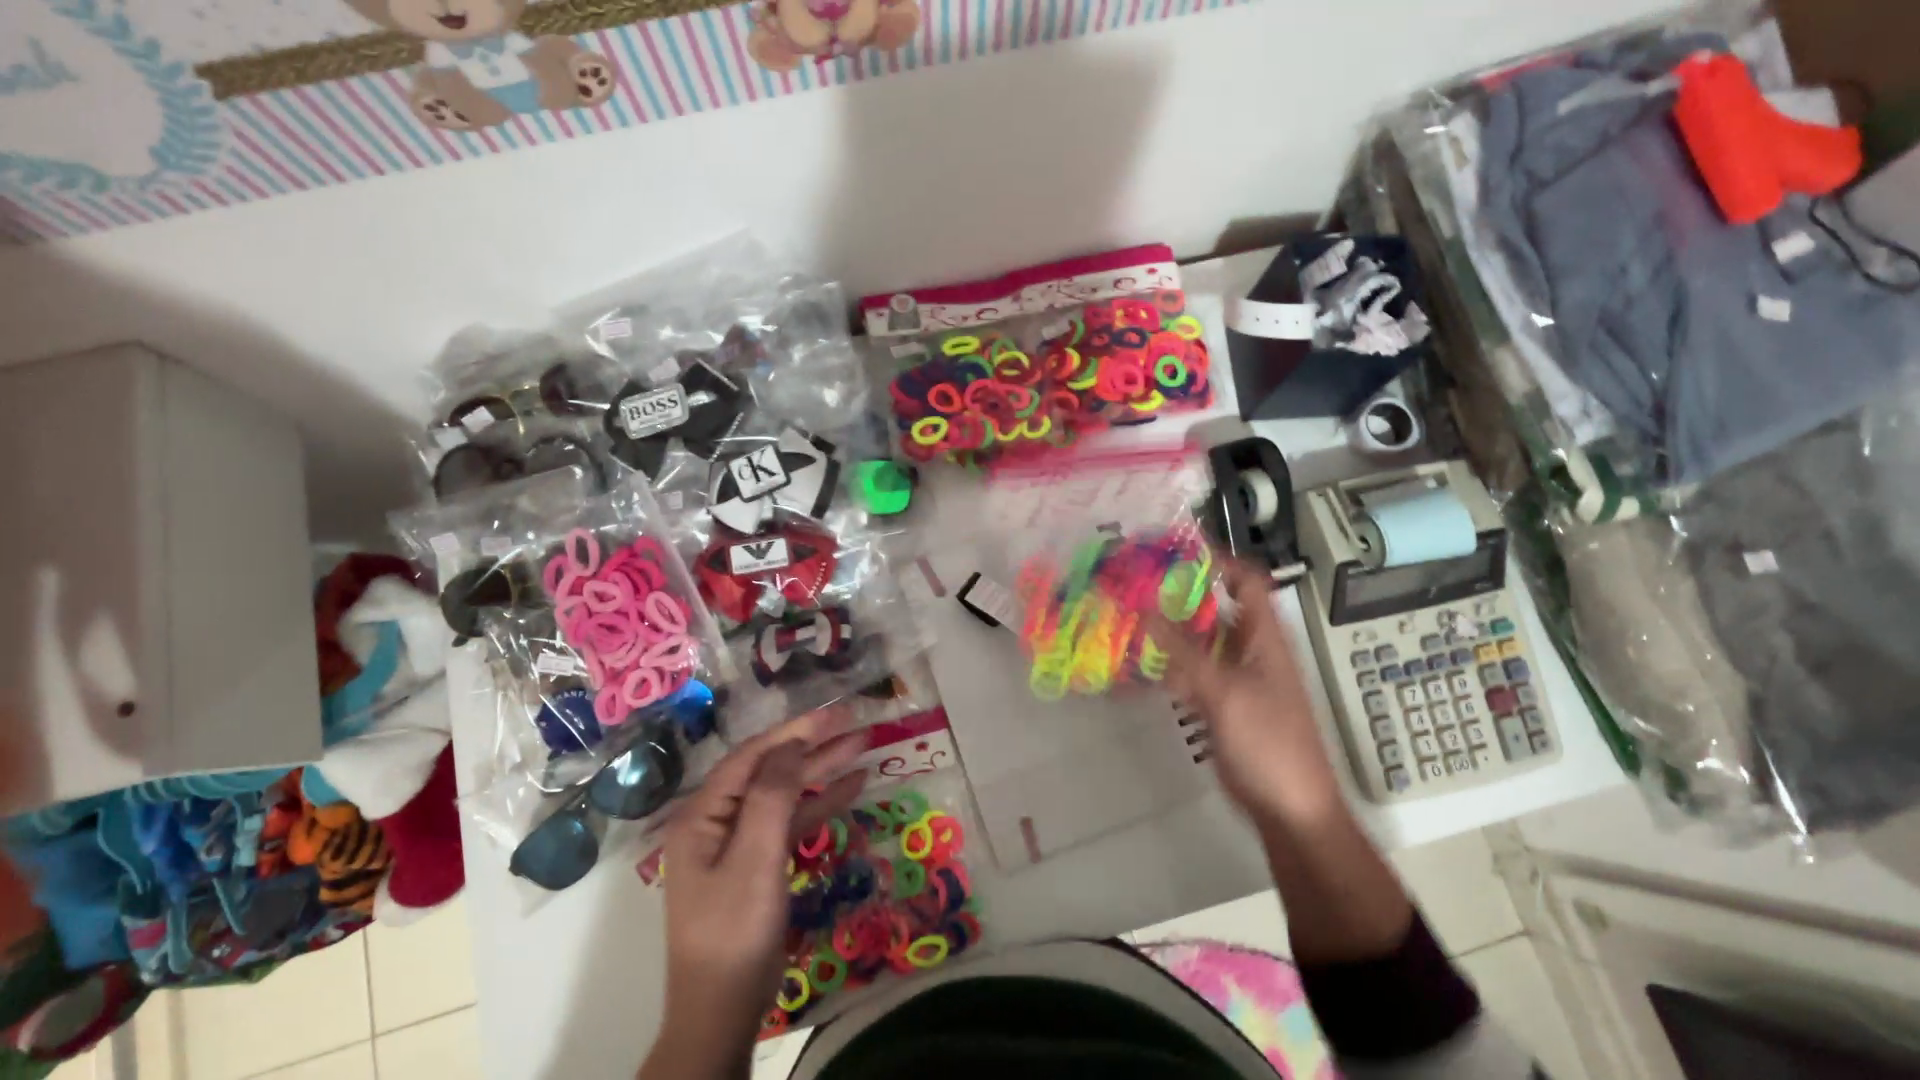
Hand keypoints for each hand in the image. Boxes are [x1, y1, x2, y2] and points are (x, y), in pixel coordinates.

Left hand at [648, 707, 865, 1075]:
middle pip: (769, 772)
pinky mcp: (756, 868)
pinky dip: (818, 807)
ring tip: (864, 749)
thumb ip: (772, 797)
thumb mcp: (754, 859)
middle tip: (857, 725)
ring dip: (821, 774)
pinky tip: (852, 790)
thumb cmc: (734, 930)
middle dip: (813, 748)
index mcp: (702, 814)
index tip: (836, 714)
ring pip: (784, 796)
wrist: (721, 1009)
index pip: (752, 757)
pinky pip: (789, 825)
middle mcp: (716, 821)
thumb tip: (790, 746)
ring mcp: (736, 845)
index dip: (794, 732)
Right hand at [1154, 559, 1343, 829]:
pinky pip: (1191, 674)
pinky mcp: (1222, 705)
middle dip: (1179, 593)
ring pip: (1200, 642)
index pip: (1246, 581)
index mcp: (1266, 637)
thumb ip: (1183, 650)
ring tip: (1127, 615)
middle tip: (1135, 582)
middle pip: (1217, 608)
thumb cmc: (1269, 743)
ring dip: (1169, 629)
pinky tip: (1137, 664)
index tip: (1172, 549)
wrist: (1290, 806)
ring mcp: (1236, 679)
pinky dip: (1167, 665)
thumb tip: (1144, 606)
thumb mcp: (1225, 692)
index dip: (1216, 560)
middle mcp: (1251, 650)